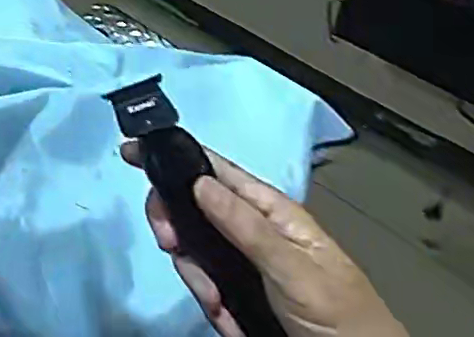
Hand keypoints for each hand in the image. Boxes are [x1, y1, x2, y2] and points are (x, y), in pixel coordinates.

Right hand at [122, 142, 405, 336]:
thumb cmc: (342, 318)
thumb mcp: (294, 270)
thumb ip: (245, 226)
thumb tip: (198, 181)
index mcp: (268, 209)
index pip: (212, 168)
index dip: (173, 156)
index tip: (132, 153)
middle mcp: (250, 229)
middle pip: (192, 207)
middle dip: (175, 224)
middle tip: (169, 245)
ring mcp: (243, 264)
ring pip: (194, 250)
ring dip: (195, 274)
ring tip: (215, 303)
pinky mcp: (239, 297)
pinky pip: (207, 287)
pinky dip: (209, 303)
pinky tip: (226, 319)